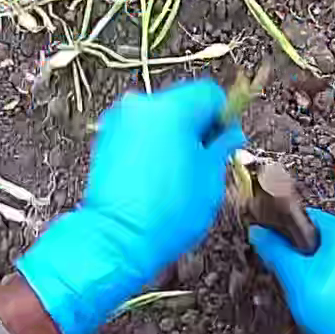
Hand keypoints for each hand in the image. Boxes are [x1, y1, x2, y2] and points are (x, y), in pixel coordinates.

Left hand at [19, 80, 243, 333]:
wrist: (117, 239)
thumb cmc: (166, 212)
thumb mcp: (210, 178)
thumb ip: (222, 147)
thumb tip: (229, 135)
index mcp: (172, 108)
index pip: (209, 93)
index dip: (223, 116)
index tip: (224, 140)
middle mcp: (142, 106)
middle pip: (183, 102)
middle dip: (197, 127)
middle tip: (205, 160)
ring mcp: (119, 121)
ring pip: (160, 117)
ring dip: (173, 136)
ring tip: (179, 173)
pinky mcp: (105, 139)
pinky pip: (139, 131)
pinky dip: (151, 145)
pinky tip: (157, 175)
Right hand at [250, 209, 334, 333]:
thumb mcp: (299, 285)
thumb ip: (277, 254)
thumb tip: (260, 233)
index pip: (305, 218)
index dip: (283, 237)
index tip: (272, 255)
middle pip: (322, 244)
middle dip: (303, 266)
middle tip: (293, 291)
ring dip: (322, 284)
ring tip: (318, 312)